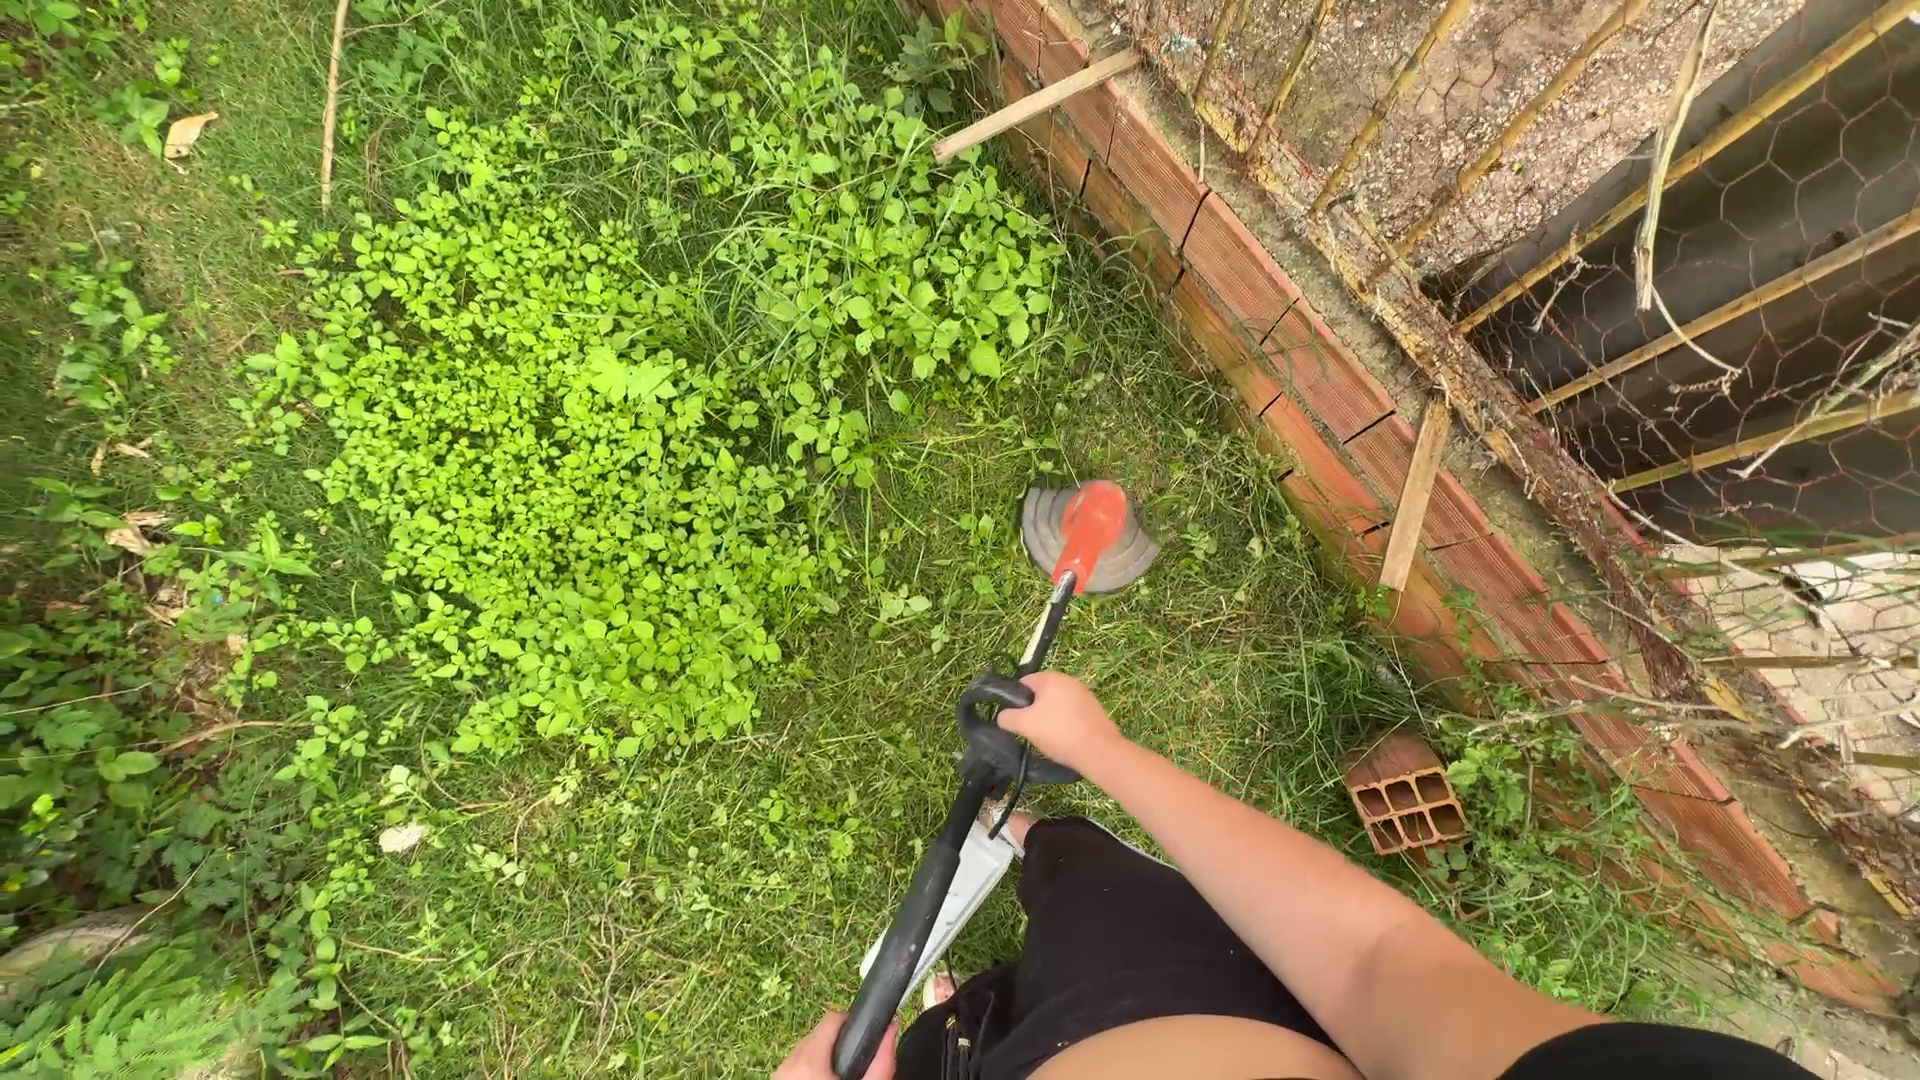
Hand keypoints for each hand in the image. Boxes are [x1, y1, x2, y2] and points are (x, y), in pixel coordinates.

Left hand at [773, 1012, 894, 1079]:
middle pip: (819, 1035)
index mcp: (810, 1059)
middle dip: (836, 1047)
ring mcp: (777, 1074)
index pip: (833, 1017)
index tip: (861, 1042)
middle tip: (851, 1069)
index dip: (851, 1025)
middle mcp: (788, 1062)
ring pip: (805, 1052)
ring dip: (821, 1061)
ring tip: (836, 1079)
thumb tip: (891, 1027)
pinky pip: (793, 1068)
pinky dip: (806, 1073)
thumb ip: (880, 1063)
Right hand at [998, 671, 1126, 773]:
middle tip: (1031, 730)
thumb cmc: (1059, 733)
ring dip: (1050, 717)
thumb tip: (1003, 716)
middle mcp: (1069, 680)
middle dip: (1033, 710)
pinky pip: (1072, 713)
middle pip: (1041, 693)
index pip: (1023, 683)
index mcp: (1051, 678)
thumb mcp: (1024, 725)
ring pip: (1056, 704)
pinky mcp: (1094, 709)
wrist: (1098, 751)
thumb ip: (1007, 717)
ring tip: (1049, 738)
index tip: (1016, 719)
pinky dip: (1066, 723)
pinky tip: (1066, 739)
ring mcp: (1084, 694)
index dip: (1015, 700)